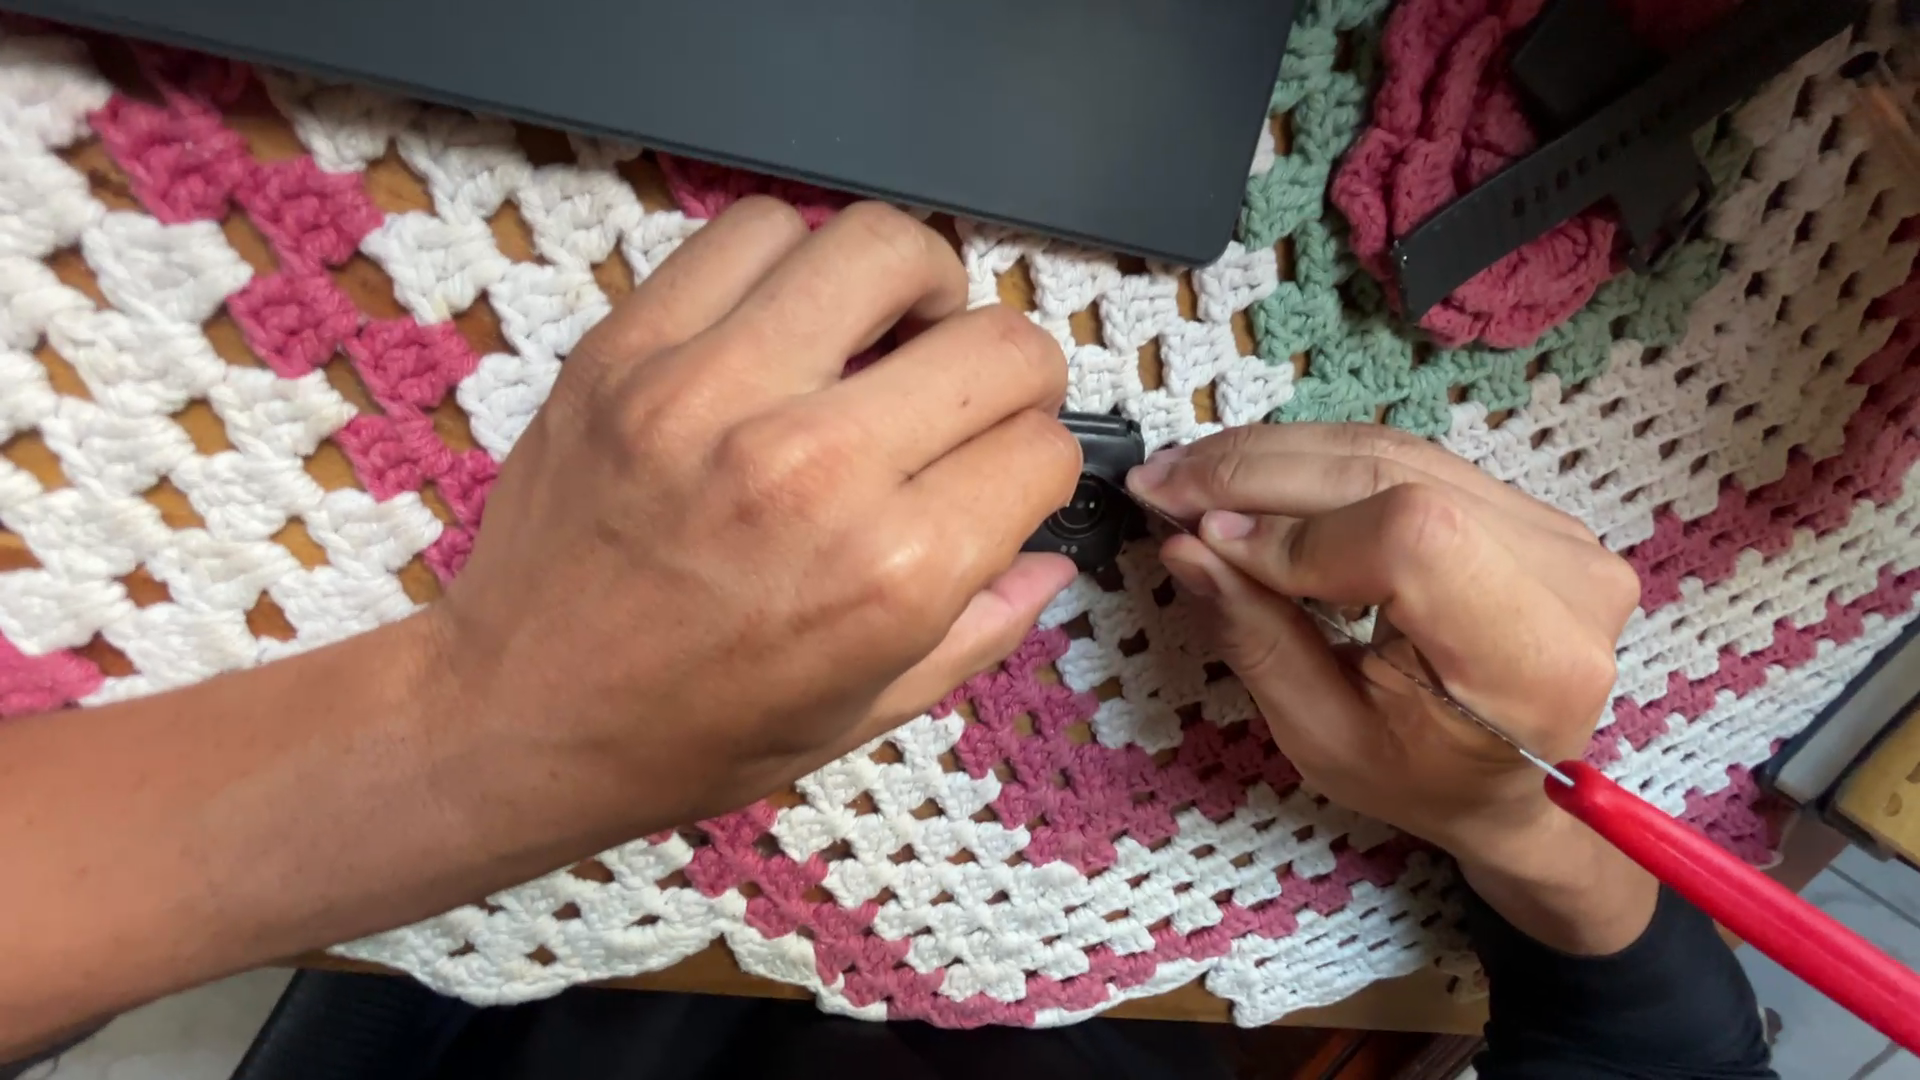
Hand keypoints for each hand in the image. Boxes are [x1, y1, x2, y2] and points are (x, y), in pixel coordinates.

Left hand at [432, 198, 1079, 837]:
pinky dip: (802, 265)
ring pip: (884, 249)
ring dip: (922, 290)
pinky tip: (794, 324)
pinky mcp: (630, 346)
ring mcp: (713, 390)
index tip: (1010, 478)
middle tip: (979, 399)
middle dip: (1022, 370)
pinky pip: (756, 233)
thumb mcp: (870, 713)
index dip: (1044, 464)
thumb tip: (1055, 552)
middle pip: (1000, 344)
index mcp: (892, 575)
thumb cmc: (706, 734)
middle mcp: (817, 468)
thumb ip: (984, 626)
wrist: (518, 714)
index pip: (1042, 454)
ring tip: (895, 338)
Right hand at [1128, 423, 1656, 952]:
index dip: (1292, 534)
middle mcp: (1561, 571)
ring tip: (1183, 472)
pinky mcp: (1511, 502)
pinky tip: (1239, 470)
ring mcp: (1545, 524)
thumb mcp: (1318, 735)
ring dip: (1265, 455)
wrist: (1504, 782)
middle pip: (1384, 473)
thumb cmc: (1414, 778)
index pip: (1408, 540)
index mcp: (1528, 657)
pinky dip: (1301, 458)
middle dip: (1251, 473)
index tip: (1203, 541)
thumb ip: (1254, 635)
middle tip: (1157, 482)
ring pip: (1379, 448)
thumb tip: (1184, 546)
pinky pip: (1390, 455)